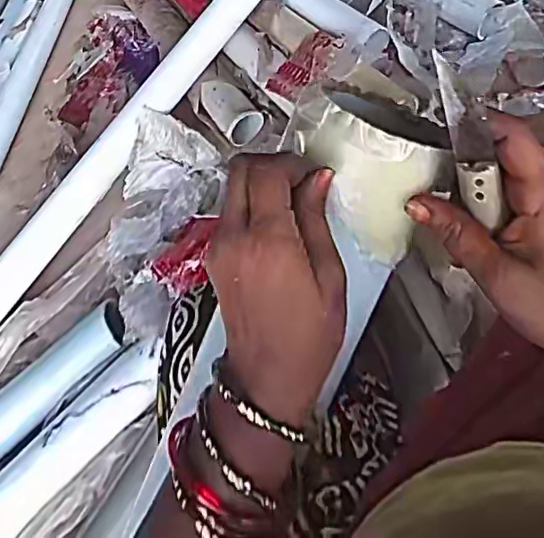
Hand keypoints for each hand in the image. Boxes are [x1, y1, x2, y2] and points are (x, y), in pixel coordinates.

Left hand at [205, 154, 345, 425]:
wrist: (266, 380)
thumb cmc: (307, 338)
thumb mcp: (330, 278)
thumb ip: (317, 220)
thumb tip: (317, 179)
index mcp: (268, 241)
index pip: (267, 172)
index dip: (292, 162)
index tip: (313, 173)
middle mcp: (235, 236)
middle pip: (241, 168)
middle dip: (272, 163)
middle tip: (300, 179)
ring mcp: (219, 244)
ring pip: (232, 185)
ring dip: (259, 180)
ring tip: (291, 200)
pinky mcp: (214, 253)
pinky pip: (230, 209)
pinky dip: (251, 201)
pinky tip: (276, 221)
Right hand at [406, 113, 543, 395]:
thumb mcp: (499, 275)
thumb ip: (457, 234)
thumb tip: (415, 201)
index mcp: (542, 193)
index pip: (512, 135)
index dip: (475, 122)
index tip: (434, 124)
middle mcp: (543, 186)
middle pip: (496, 147)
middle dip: (457, 152)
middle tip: (421, 166)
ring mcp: (538, 196)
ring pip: (492, 167)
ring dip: (461, 176)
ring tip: (430, 190)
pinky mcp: (531, 209)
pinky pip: (495, 186)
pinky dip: (471, 194)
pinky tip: (453, 212)